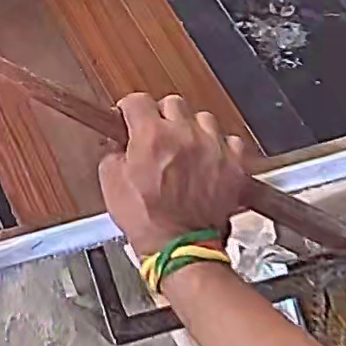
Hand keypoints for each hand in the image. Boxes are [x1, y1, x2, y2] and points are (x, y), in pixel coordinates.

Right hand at [98, 94, 252, 255]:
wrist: (178, 245)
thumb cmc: (146, 218)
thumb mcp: (111, 183)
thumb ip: (112, 154)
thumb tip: (116, 144)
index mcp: (151, 136)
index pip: (137, 100)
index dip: (128, 109)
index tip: (128, 116)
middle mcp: (185, 135)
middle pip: (172, 103)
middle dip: (160, 116)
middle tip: (154, 134)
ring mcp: (213, 148)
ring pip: (203, 118)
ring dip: (190, 128)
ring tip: (182, 147)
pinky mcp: (233, 164)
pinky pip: (229, 140)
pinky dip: (217, 146)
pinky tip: (206, 159)